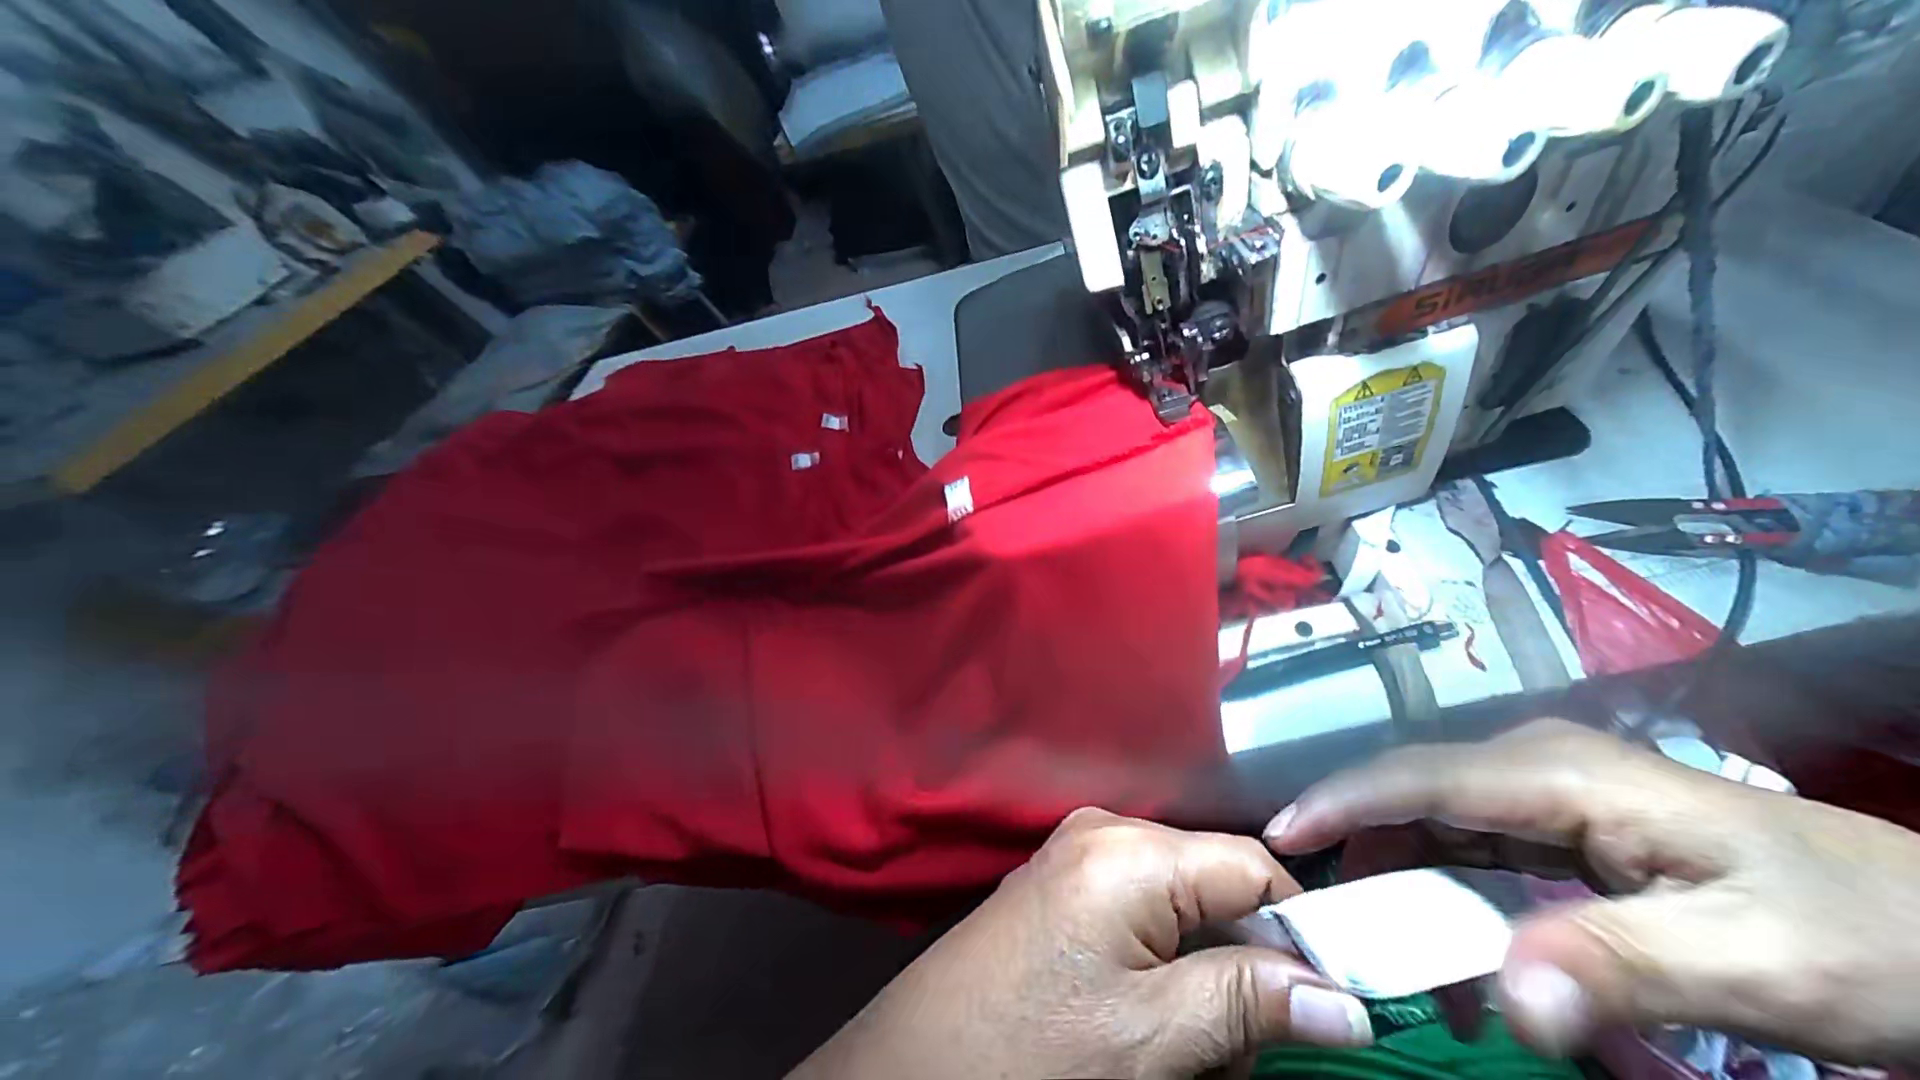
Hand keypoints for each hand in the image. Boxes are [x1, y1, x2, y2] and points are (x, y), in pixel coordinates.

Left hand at [790, 808, 1373, 1079]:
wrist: (921, 1062)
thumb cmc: (1038, 1045)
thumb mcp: (1153, 1037)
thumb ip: (1250, 1004)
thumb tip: (1351, 1006)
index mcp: (1131, 850)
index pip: (1252, 864)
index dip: (1303, 927)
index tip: (1337, 996)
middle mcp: (1104, 830)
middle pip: (1216, 877)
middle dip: (1249, 951)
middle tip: (1254, 1035)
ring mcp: (1077, 852)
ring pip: (1182, 896)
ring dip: (1209, 960)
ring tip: (1200, 1033)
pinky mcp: (1060, 880)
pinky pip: (1140, 903)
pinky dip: (1166, 952)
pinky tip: (1156, 1007)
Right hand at [1265, 718, 1919, 1065]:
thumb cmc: (1866, 936)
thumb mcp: (1757, 965)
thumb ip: (1616, 966)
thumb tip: (1504, 1004)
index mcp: (1562, 773)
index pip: (1419, 777)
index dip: (1341, 801)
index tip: (1280, 837)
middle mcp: (1535, 765)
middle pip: (1412, 797)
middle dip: (1362, 852)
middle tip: (1334, 923)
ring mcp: (1545, 791)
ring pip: (1433, 823)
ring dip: (1405, 885)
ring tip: (1403, 963)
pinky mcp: (1556, 823)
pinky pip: (1469, 850)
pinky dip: (1446, 897)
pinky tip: (1461, 958)